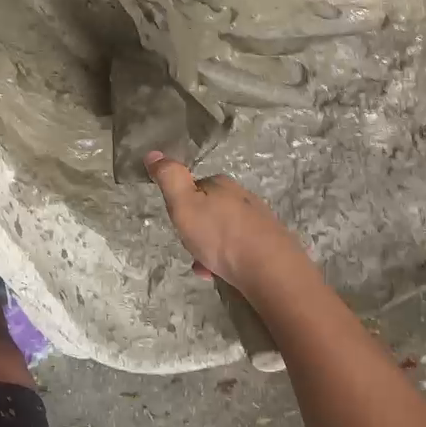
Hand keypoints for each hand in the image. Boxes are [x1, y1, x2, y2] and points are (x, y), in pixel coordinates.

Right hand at [143, 151, 315, 296]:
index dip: (181, 205)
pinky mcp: (272, 244)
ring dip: (210, 247)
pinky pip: (240, 248)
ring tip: (205, 266)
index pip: (194, 187)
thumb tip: (153, 153)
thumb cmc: (221, 236)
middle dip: (196, 229)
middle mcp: (244, 197)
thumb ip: (169, 178)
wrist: (271, 271)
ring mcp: (261, 221)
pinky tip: (223, 273)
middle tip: (190, 245)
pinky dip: (228, 259)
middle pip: (209, 211)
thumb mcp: (183, 204)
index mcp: (222, 184)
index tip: (178, 222)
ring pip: (224, 232)